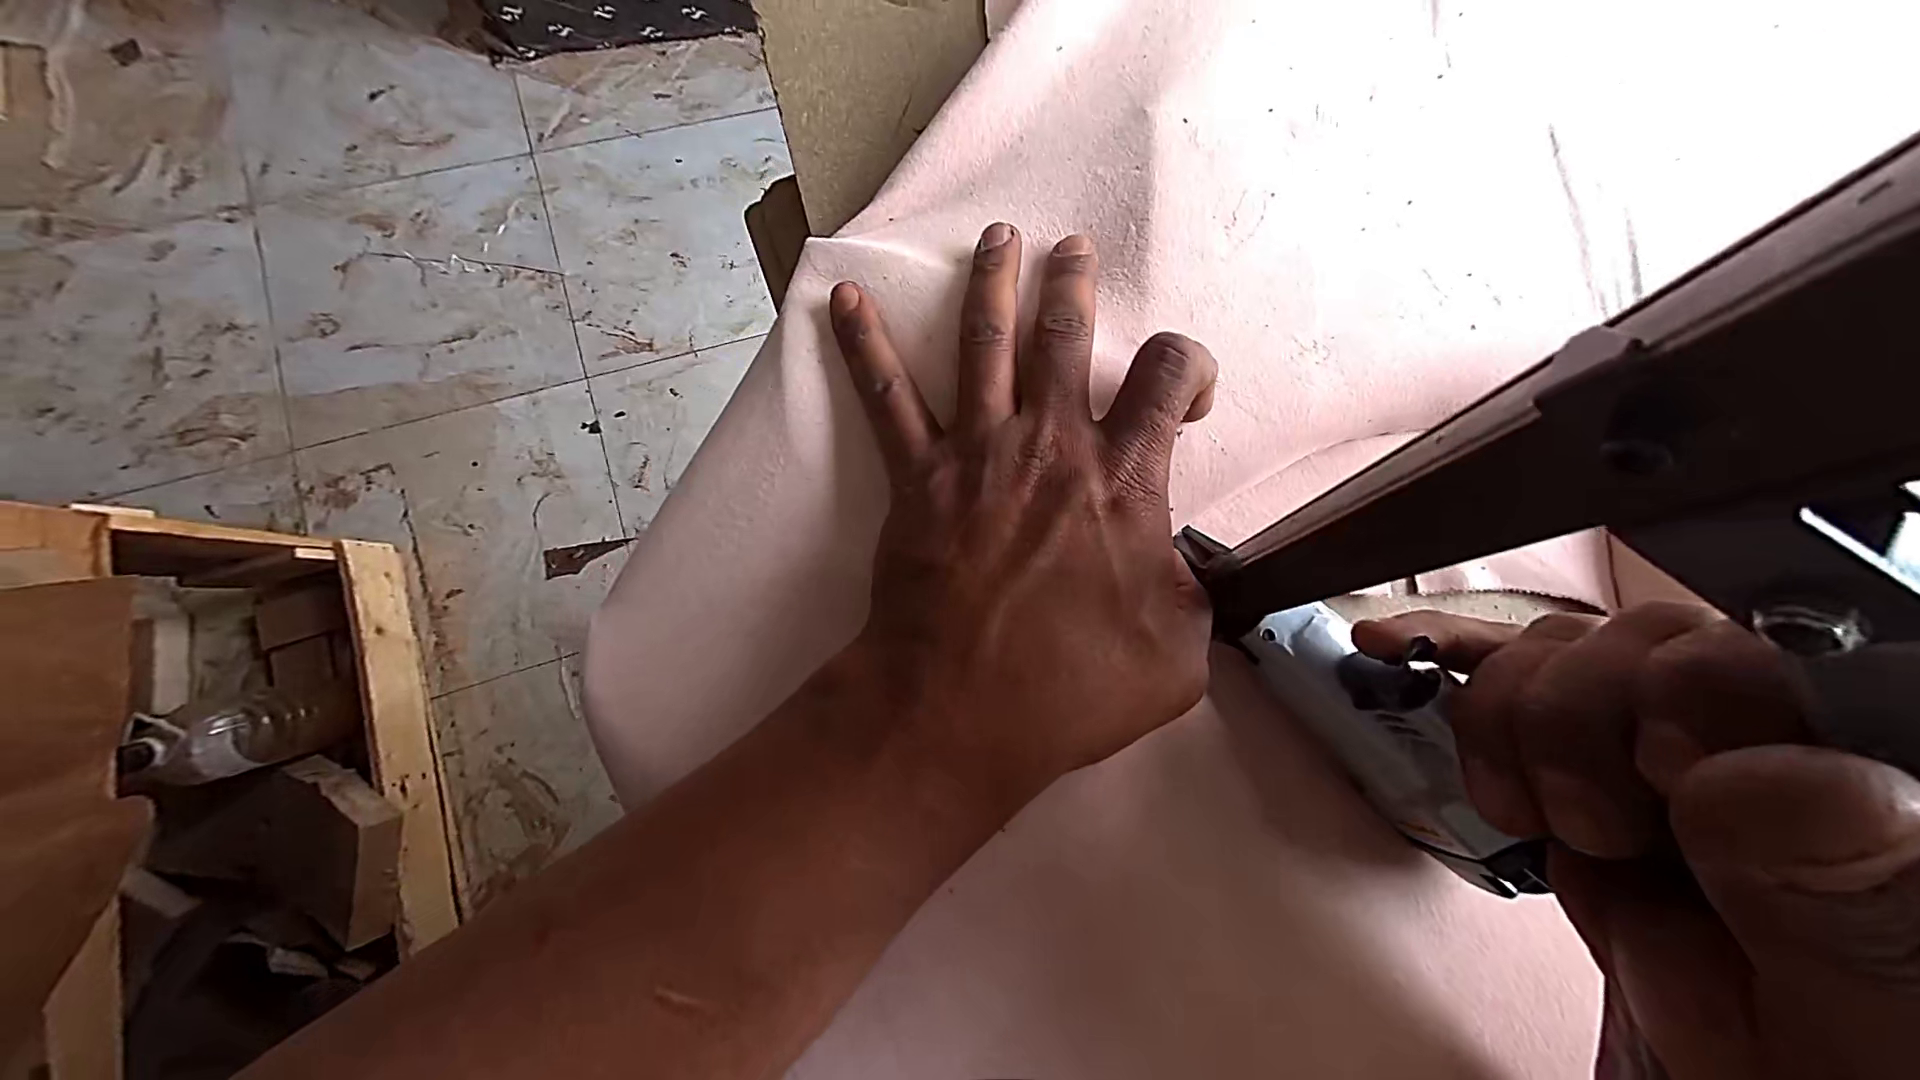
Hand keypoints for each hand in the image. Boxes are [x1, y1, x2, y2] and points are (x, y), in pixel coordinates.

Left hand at [828, 225, 1218, 803]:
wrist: (959, 711)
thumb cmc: (1071, 689)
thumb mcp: (1176, 653)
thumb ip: (1191, 592)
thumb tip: (1184, 564)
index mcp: (1122, 480)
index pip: (1167, 374)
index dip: (1189, 365)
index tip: (1185, 395)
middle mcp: (1049, 446)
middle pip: (1065, 334)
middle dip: (1073, 284)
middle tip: (1071, 249)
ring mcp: (976, 453)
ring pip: (984, 340)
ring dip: (993, 280)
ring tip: (999, 236)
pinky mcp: (917, 477)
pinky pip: (886, 398)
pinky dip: (863, 345)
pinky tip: (845, 299)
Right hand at [1353, 604, 1919, 1079]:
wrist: (1760, 1054)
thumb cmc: (1836, 1042)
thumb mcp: (1864, 1004)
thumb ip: (1837, 891)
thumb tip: (1746, 776)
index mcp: (1852, 753)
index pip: (1748, 657)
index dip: (1686, 700)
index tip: (1665, 783)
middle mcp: (1750, 714)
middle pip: (1629, 639)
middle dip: (1573, 724)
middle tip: (1595, 829)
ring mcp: (1643, 714)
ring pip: (1545, 649)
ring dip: (1502, 721)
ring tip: (1532, 813)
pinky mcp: (1555, 729)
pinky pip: (1489, 656)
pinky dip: (1439, 644)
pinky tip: (1388, 642)